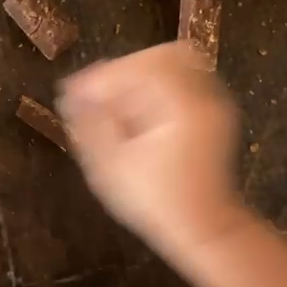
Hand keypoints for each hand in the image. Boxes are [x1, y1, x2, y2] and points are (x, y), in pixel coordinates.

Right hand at [58, 43, 252, 272]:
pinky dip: (157, 90)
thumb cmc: (154, 201)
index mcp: (181, 103)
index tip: (75, 96)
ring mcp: (214, 102)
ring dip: (140, 79)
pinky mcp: (213, 114)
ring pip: (174, 65)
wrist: (204, 231)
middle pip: (162, 55)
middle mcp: (204, 94)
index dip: (101, 77)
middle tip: (100, 98)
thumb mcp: (110, 165)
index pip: (137, 65)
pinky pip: (184, 82)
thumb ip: (90, 122)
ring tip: (118, 108)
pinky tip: (139, 119)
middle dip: (124, 71)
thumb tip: (73, 92)